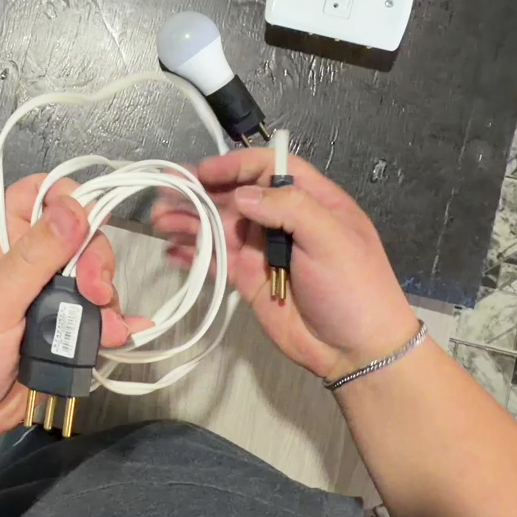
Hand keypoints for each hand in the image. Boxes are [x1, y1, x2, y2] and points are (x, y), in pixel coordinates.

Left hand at [0, 175, 142, 453]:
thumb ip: (35, 255)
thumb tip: (75, 207)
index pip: (36, 195)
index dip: (68, 200)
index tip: (88, 225)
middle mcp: (20, 260)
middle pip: (76, 236)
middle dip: (94, 261)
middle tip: (95, 291)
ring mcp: (42, 296)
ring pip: (91, 277)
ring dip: (105, 299)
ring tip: (106, 329)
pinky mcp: (59, 329)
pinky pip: (95, 316)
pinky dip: (112, 324)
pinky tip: (125, 334)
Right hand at [152, 148, 417, 380]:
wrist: (357, 351)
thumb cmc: (355, 288)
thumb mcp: (332, 240)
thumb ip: (289, 209)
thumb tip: (242, 195)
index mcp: (311, 201)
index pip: (269, 168)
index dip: (236, 165)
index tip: (205, 170)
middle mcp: (282, 220)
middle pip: (235, 195)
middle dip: (200, 191)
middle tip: (166, 190)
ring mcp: (262, 250)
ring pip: (218, 225)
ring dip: (189, 220)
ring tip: (159, 219)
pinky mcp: (247, 278)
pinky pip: (215, 259)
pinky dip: (192, 253)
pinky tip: (171, 250)